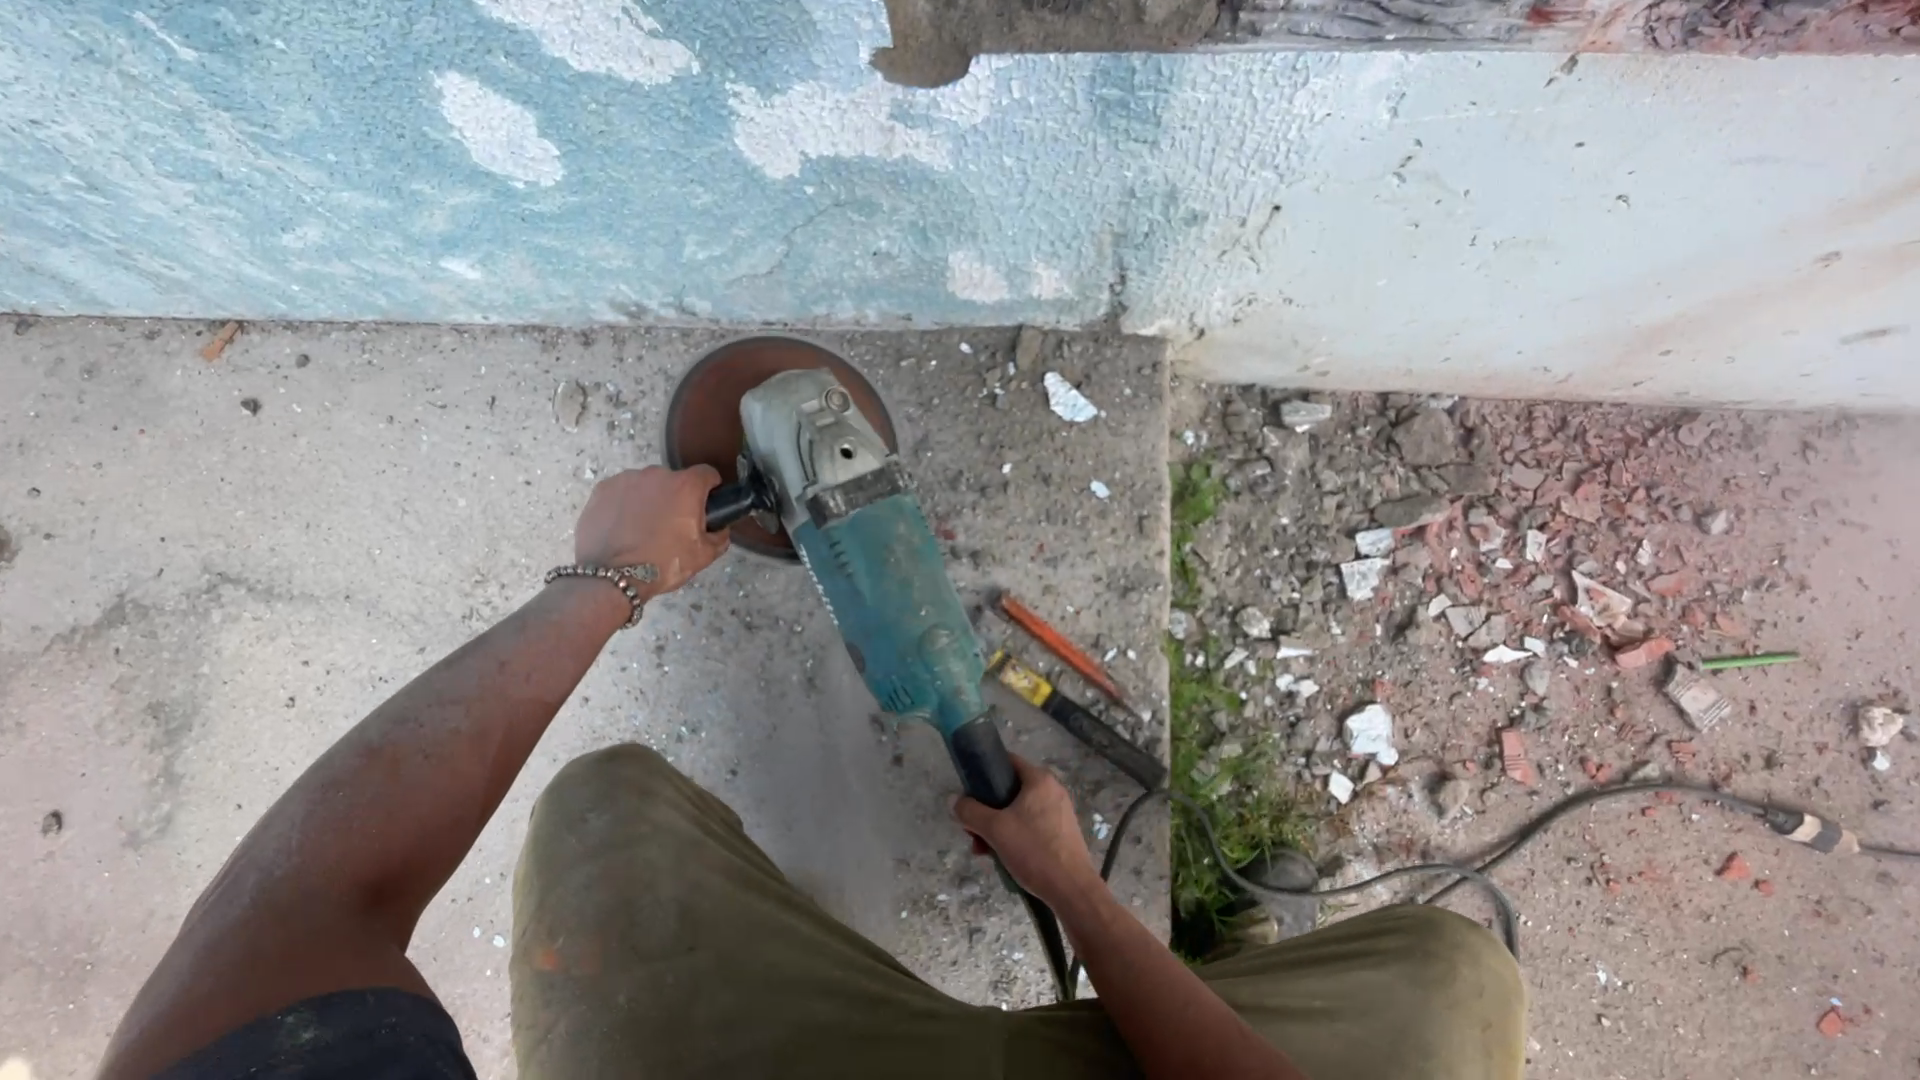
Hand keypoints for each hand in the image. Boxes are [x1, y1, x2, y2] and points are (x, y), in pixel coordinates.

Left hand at [573, 466, 729, 599]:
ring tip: (643, 528)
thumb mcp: (704, 556)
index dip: (710, 488)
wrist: (613, 577)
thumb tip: (720, 528)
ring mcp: (626, 480)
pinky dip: (625, 504)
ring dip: (650, 499)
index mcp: (685, 486)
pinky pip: (621, 492)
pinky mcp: (602, 490)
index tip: (706, 503)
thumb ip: (720, 536)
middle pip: (674, 480)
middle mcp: (656, 475)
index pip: (707, 473)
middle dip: (676, 497)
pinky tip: (623, 527)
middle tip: (673, 525)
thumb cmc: (664, 563)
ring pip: (646, 485)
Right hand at [952, 755, 1103, 909]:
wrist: (1072, 889)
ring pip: (1019, 812)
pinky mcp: (1062, 833)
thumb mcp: (995, 829)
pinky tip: (1003, 858)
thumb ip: (970, 811)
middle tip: (973, 831)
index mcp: (1039, 780)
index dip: (984, 773)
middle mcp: (1052, 790)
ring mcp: (1059, 812)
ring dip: (997, 828)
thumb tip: (954, 800)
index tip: (969, 792)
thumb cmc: (1033, 850)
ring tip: (983, 851)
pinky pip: (1031, 827)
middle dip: (987, 811)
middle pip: (1010, 791)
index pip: (1007, 761)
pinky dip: (1015, 837)